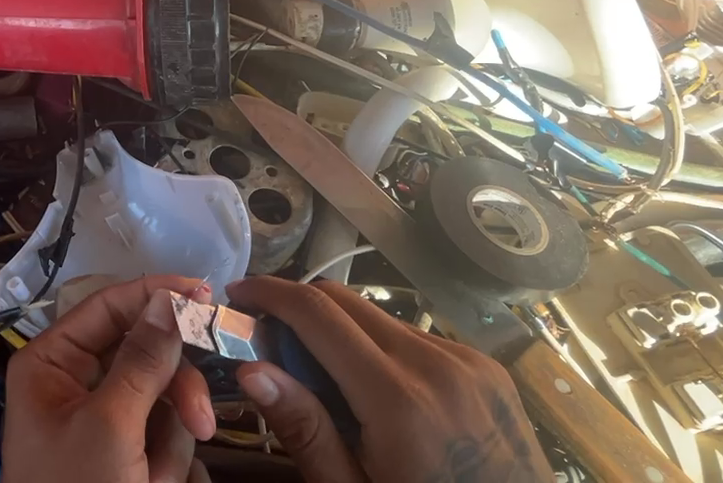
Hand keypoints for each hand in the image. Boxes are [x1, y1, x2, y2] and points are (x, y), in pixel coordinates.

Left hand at [1, 275, 218, 482]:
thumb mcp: (110, 427)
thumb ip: (143, 361)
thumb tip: (169, 299)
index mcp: (51, 361)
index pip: (107, 306)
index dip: (154, 295)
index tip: (205, 294)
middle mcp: (74, 381)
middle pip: (142, 354)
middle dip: (172, 391)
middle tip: (199, 422)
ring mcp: (101, 421)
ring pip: (161, 400)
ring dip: (168, 442)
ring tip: (151, 481)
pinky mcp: (124, 456)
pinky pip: (163, 438)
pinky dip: (167, 466)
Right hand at [226, 277, 550, 482]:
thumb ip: (305, 429)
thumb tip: (249, 368)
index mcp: (400, 399)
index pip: (315, 311)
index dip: (267, 292)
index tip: (235, 296)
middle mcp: (436, 363)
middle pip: (342, 299)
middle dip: (295, 306)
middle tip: (267, 337)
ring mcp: (468, 361)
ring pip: (375, 314)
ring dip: (337, 327)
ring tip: (323, 373)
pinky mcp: (487, 367)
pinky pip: (411, 334)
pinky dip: (377, 345)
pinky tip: (375, 388)